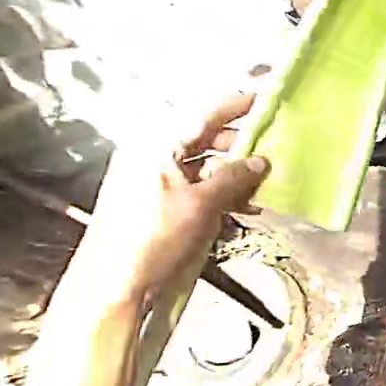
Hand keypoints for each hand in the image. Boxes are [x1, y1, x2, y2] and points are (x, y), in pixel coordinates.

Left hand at [90, 93, 269, 285]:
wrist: (112, 286)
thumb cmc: (154, 238)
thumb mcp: (201, 205)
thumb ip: (234, 177)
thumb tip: (261, 160)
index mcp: (158, 143)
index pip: (206, 112)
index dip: (238, 104)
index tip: (267, 99)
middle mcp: (153, 153)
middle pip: (205, 136)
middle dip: (240, 143)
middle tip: (272, 147)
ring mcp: (153, 177)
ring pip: (203, 162)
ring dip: (234, 171)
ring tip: (262, 183)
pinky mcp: (157, 200)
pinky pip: (195, 185)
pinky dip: (219, 191)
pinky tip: (243, 206)